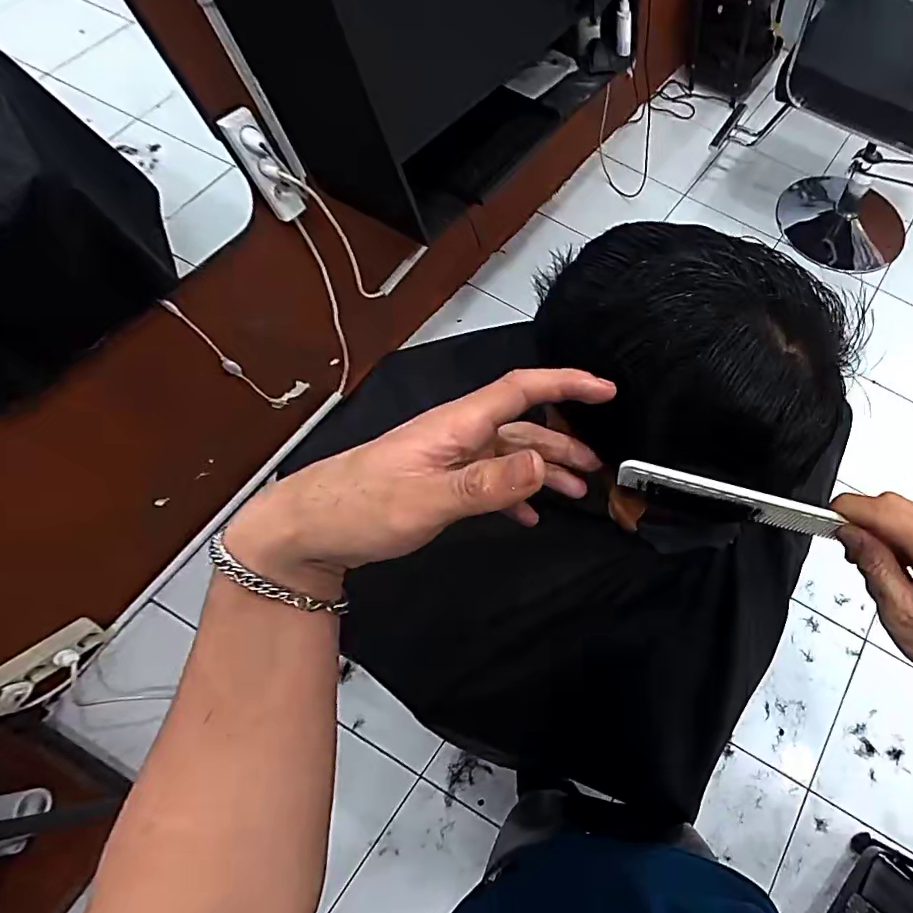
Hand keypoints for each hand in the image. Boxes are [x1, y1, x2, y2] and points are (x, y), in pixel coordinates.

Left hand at [222, 369, 615, 597]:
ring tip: (574, 490)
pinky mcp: (438, 481)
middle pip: (522, 425)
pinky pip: (488, 480)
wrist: (308, 528)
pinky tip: (526, 514)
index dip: (566, 383)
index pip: (520, 389)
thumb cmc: (359, 508)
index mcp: (456, 425)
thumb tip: (540, 463)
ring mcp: (447, 458)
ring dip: (543, 469)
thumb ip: (486, 483)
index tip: (604, 389)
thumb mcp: (427, 499)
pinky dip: (513, 494)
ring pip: (508, 454)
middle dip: (563, 440)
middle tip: (596, 465)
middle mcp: (456, 434)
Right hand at [832, 493, 912, 709]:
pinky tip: (882, 561)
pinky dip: (888, 535)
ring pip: (900, 512)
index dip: (848, 511)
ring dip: (873, 528)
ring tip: (862, 560)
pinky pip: (911, 525)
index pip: (884, 510)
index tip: (823, 522)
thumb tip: (850, 533)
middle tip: (842, 546)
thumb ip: (873, 566)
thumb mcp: (901, 613)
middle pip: (891, 504)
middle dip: (858, 518)